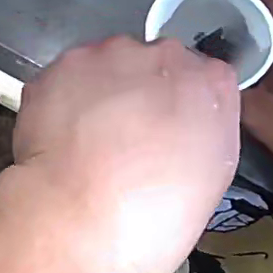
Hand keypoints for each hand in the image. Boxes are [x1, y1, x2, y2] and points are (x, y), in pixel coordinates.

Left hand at [12, 35, 240, 272]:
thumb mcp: (210, 177)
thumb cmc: (154, 214)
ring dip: (100, 91)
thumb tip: (183, 121)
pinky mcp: (63, 65)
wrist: (81, 217)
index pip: (202, 75)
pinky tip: (61, 136)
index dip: (179, 103)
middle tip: (123, 138)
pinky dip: (63, 100)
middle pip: (152, 62)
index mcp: (212, 82)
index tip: (165, 128)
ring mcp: (110, 55)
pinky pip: (67, 77)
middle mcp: (164, 55)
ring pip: (106, 65)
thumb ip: (205, 129)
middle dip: (139, 91)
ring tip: (86, 140)